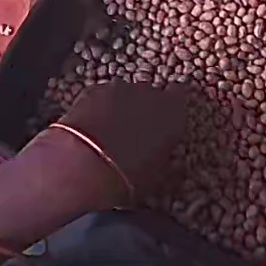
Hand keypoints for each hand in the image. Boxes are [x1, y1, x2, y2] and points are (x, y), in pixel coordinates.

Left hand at [59, 81, 189, 199]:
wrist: (84, 164)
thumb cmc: (128, 175)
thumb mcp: (157, 177)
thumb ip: (165, 160)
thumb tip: (171, 164)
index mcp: (173, 112)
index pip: (180, 95)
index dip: (172, 106)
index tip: (167, 117)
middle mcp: (149, 93)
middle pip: (149, 94)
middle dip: (143, 109)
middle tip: (134, 134)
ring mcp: (119, 89)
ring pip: (123, 95)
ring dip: (119, 108)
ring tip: (109, 135)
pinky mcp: (92, 90)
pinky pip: (100, 97)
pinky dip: (97, 108)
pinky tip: (91, 129)